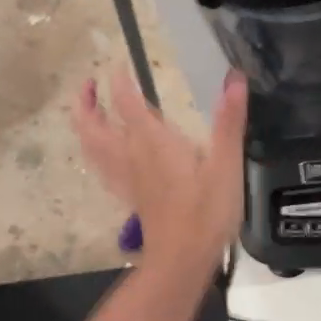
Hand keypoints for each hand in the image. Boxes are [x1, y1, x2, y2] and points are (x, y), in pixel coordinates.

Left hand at [72, 68, 247, 271]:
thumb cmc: (207, 212)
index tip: (120, 63)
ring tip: (89, 113)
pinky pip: (103, 168)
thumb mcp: (226, 165)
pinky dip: (97, 154)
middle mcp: (131, 154)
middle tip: (91, 85)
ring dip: (85, 125)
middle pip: (93, 123)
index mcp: (152, 140)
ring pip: (91, 146)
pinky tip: (105, 155)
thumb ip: (229, 121)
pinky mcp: (131, 196)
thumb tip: (235, 78)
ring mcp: (127, 178)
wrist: (183, 258)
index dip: (120, 79)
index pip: (127, 100)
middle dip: (87, 101)